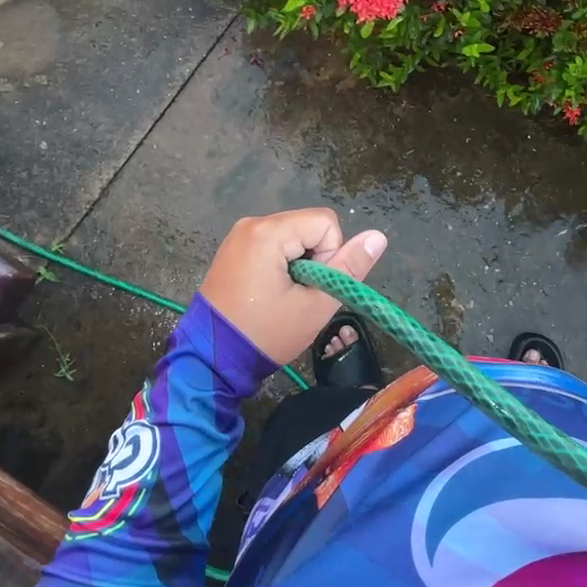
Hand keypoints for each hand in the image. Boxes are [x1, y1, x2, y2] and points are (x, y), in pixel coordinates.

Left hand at [199, 208, 388, 366]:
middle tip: (295, 297)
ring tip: (281, 298)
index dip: (330, 257)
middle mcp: (252, 223)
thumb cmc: (265, 334)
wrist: (208, 363)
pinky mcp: (233, 250)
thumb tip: (378, 236)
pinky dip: (280, 265)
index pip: (326, 224)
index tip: (310, 289)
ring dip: (298, 264)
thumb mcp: (315, 306)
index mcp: (269, 231)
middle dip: (314, 260)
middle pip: (309, 228)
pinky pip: (273, 245)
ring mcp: (239, 236)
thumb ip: (349, 268)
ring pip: (293, 237)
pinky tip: (268, 294)